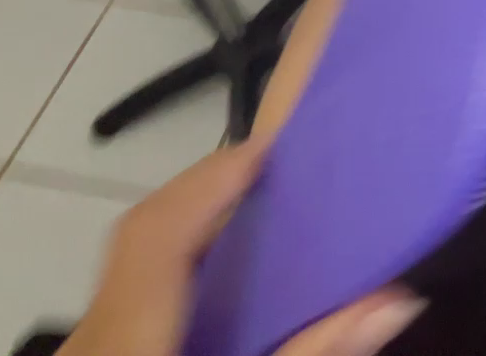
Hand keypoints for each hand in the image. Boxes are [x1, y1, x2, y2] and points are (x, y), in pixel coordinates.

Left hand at [58, 141, 425, 355]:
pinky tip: (223, 305)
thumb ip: (314, 353)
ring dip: (198, 237)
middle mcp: (96, 341)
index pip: (155, 231)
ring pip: (136, 273)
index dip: (210, 179)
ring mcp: (90, 355)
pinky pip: (135, 304)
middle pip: (147, 240)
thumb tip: (395, 298)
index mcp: (128, 343)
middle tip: (286, 183)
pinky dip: (182, 278)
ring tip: (267, 229)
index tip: (273, 150)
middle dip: (213, 198)